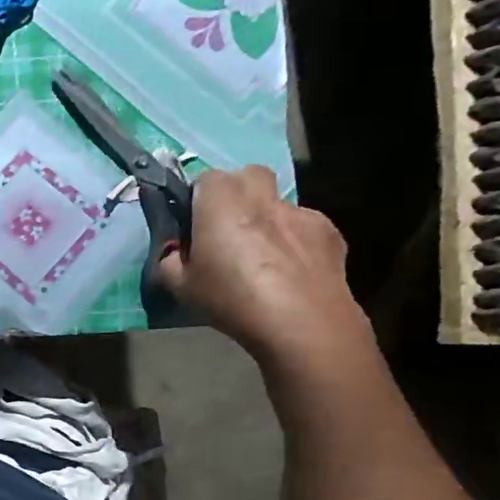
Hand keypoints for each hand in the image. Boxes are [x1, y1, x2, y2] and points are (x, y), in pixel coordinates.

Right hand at [156, 166, 372, 375]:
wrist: (302, 322)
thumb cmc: (231, 299)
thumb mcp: (180, 288)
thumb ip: (170, 262)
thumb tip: (175, 253)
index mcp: (220, 201)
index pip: (204, 180)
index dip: (198, 202)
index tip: (194, 229)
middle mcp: (261, 196)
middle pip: (248, 177)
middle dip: (238, 194)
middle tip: (228, 231)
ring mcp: (299, 212)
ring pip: (278, 204)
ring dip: (267, 221)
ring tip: (263, 260)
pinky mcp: (328, 232)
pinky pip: (304, 228)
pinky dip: (296, 242)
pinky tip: (292, 274)